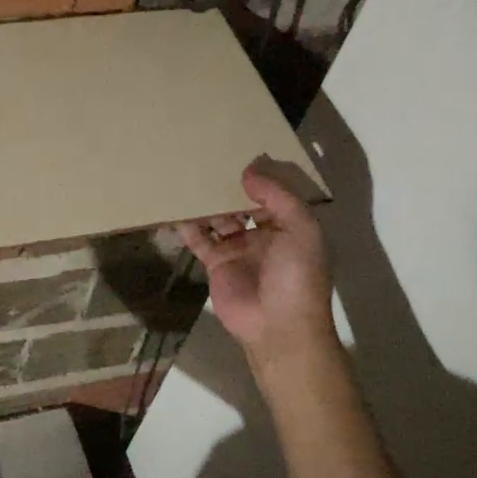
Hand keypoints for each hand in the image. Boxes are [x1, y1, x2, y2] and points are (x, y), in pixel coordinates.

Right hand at [178, 163, 336, 366]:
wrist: (277, 325)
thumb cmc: (297, 275)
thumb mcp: (301, 230)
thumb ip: (278, 197)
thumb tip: (248, 171)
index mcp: (290, 226)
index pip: (274, 194)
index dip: (260, 176)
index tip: (241, 151)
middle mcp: (264, 234)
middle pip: (244, 204)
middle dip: (230, 186)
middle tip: (210, 158)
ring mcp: (238, 249)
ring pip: (219, 218)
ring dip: (207, 201)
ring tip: (189, 175)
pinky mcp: (215, 263)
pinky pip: (199, 239)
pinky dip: (187, 225)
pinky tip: (175, 207)